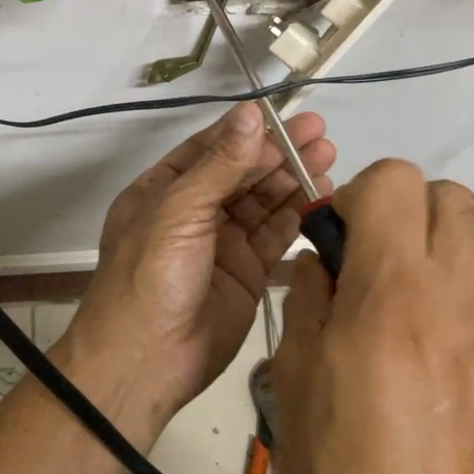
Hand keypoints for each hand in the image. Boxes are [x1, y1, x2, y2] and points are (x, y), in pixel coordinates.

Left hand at [60, 103, 334, 434]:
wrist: (145, 359)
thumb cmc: (151, 274)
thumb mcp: (179, 210)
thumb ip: (220, 165)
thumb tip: (250, 113)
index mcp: (162, 192)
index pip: (209, 150)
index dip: (246, 132)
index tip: (284, 113)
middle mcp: (191, 214)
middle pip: (240, 174)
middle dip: (277, 153)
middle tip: (320, 132)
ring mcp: (219, 245)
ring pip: (261, 203)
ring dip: (291, 180)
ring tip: (328, 157)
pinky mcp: (245, 275)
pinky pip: (273, 237)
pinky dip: (295, 216)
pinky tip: (319, 195)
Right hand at [271, 161, 473, 473]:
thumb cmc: (338, 467)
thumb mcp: (293, 373)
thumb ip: (309, 298)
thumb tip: (323, 263)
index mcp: (395, 292)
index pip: (397, 181)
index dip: (362, 195)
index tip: (342, 238)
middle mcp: (464, 303)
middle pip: (455, 201)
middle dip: (410, 215)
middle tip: (377, 268)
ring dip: (438, 283)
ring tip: (407, 352)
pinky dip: (465, 341)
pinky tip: (442, 400)